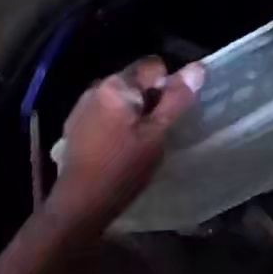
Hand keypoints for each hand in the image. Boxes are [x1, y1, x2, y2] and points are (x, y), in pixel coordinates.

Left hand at [47, 56, 204, 229]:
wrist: (77, 207)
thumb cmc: (122, 170)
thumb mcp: (156, 136)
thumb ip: (177, 99)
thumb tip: (197, 67)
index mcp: (116, 83)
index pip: (154, 66)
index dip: (167, 88)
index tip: (164, 118)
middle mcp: (97, 85)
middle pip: (136, 81)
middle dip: (149, 102)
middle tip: (152, 135)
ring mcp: (82, 104)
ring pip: (121, 97)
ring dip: (132, 113)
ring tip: (134, 144)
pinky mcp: (75, 123)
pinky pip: (105, 111)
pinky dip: (114, 122)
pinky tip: (114, 149)